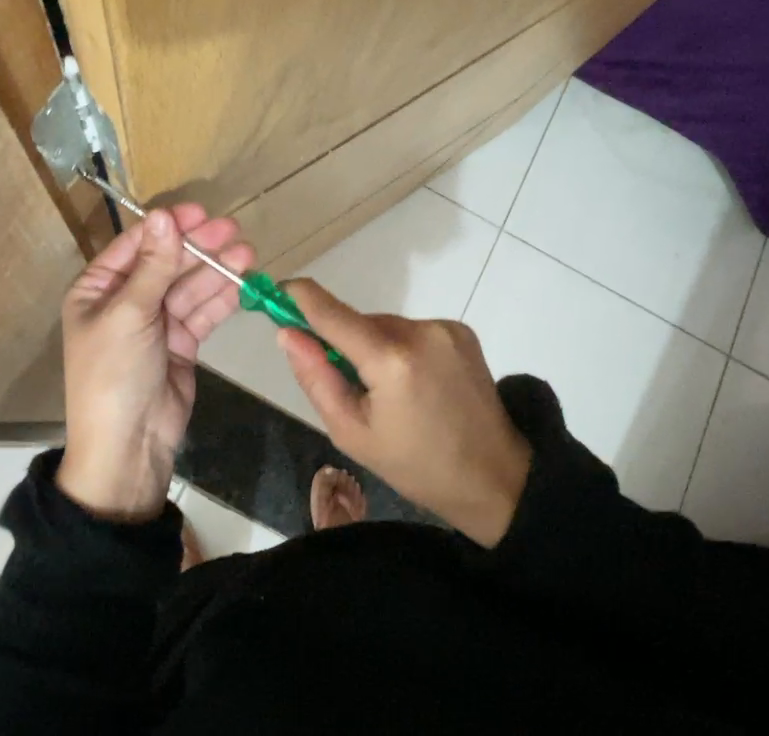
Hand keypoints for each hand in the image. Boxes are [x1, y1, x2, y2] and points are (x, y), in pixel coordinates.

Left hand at [58, 204, 252, 520]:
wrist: (128, 446)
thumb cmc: (114, 374)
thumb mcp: (129, 315)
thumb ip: (154, 266)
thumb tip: (165, 216)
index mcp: (97, 290)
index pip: (135, 247)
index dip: (167, 227)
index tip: (200, 212)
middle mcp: (124, 302)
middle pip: (166, 264)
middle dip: (198, 248)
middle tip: (232, 230)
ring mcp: (154, 323)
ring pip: (189, 287)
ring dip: (216, 270)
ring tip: (246, 252)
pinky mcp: (181, 344)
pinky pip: (202, 313)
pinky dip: (221, 298)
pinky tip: (242, 281)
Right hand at [276, 282, 529, 546]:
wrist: (493, 475)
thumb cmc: (415, 465)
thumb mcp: (352, 432)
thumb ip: (316, 378)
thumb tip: (287, 333)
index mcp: (391, 359)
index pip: (331, 313)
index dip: (299, 298)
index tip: (275, 292)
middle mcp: (420, 331)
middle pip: (359, 322)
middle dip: (343, 343)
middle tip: (347, 388)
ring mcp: (445, 328)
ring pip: (385, 326)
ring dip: (374, 348)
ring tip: (390, 395)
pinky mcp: (461, 331)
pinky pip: (412, 331)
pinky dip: (401, 350)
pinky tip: (415, 385)